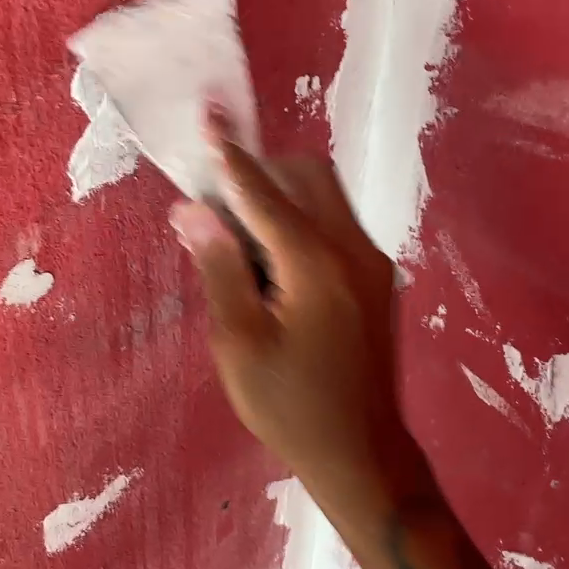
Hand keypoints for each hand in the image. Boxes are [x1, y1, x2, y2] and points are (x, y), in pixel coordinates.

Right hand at [170, 116, 402, 488]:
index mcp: (316, 264)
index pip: (264, 192)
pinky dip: (298, 220)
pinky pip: (333, 223)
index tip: (208, 115)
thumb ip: (219, 268)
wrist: (361, 453)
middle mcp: (352, 248)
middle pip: (308, 176)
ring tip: (241, 238)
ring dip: (281, 196)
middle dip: (261, 172)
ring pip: (324, 195)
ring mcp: (370, 262)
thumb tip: (193, 210)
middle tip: (219, 206)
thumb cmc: (289, 405)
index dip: (229, 155)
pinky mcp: (375, 277)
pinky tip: (273, 263)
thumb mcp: (239, 342)